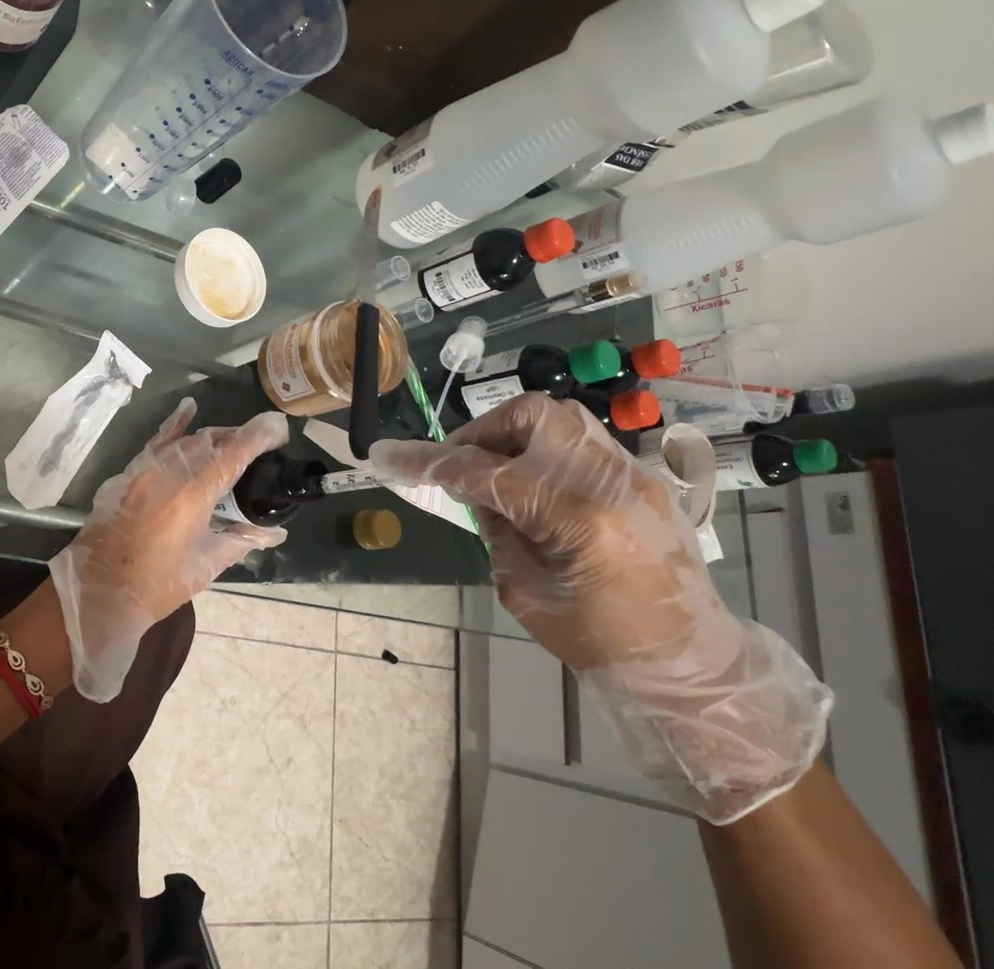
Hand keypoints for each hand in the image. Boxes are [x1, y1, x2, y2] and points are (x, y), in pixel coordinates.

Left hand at [50, 399, 289, 701]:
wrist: (98, 592)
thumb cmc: (157, 586)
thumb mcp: (206, 565)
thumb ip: (241, 540)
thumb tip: (274, 532)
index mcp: (191, 495)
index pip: (232, 453)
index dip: (258, 436)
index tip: (277, 429)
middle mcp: (166, 473)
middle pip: (208, 441)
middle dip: (237, 438)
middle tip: (260, 448)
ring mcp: (141, 471)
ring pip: (183, 441)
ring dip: (210, 438)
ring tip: (231, 444)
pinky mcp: (125, 476)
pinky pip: (155, 444)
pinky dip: (173, 429)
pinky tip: (186, 410)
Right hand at [371, 393, 830, 823]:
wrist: (691, 661)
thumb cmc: (599, 642)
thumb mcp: (524, 591)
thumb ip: (497, 531)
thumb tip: (475, 493)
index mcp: (578, 519)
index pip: (486, 471)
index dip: (428, 462)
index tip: (387, 457)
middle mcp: (612, 482)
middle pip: (533, 417)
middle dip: (481, 432)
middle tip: (457, 463)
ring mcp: (636, 476)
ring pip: (562, 422)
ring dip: (513, 438)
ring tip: (492, 475)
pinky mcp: (646, 481)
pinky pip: (581, 447)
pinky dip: (543, 456)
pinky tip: (532, 492)